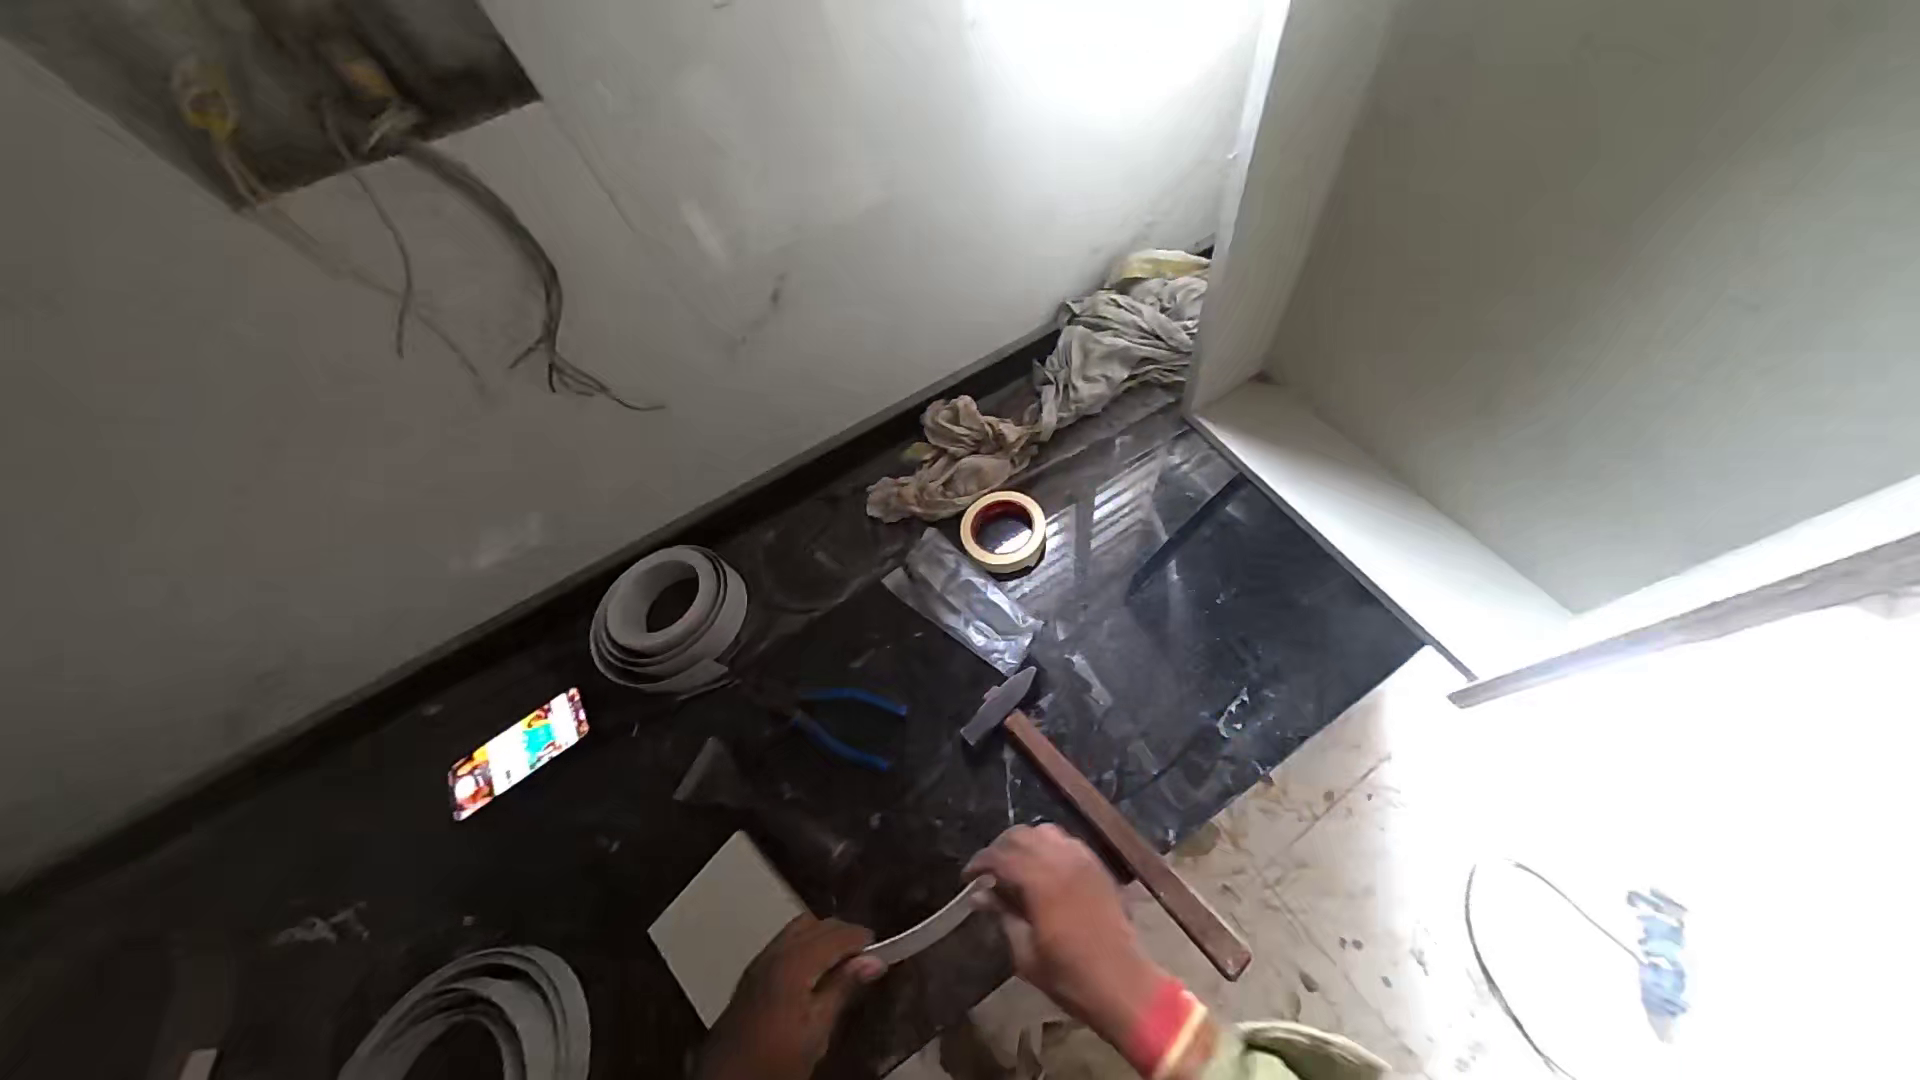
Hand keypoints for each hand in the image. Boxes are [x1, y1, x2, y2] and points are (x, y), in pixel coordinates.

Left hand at [696, 915, 887, 1079]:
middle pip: (818, 924)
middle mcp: (777, 950)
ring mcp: (762, 959)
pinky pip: (786, 940)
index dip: (861, 938)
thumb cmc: (776, 1060)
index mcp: (795, 961)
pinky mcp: (754, 972)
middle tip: (865, 957)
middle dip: (844, 934)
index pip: (836, 935)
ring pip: (801, 928)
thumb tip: (875, 960)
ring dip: (824, 936)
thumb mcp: (817, 1030)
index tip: (882, 950)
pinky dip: (806, 943)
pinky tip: (814, 969)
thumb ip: (844, 988)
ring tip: (841, 962)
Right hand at [964, 824, 1168, 1045]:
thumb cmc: (1070, 977)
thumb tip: (980, 896)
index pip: (1000, 856)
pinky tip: (1043, 867)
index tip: (968, 877)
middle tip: (988, 871)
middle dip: (999, 848)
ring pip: (1044, 831)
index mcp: (1040, 881)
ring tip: (1014, 865)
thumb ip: (1003, 916)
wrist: (1123, 984)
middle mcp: (1061, 859)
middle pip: (1020, 835)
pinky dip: (1048, 846)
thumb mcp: (1026, 953)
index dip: (979, 862)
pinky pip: (1066, 841)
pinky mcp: (1097, 865)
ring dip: (1024, 842)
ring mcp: (1082, 859)